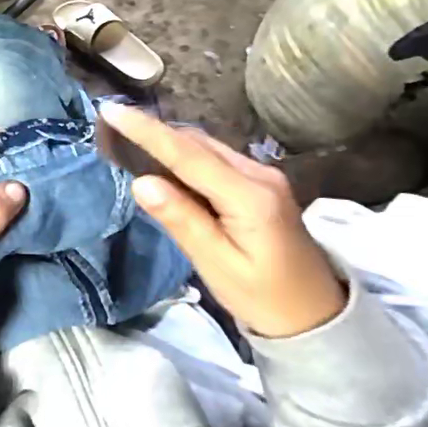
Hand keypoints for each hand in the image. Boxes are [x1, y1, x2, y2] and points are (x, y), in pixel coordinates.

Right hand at [97, 102, 343, 337]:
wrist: (317, 315)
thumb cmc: (264, 298)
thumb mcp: (218, 265)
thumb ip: (182, 221)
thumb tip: (142, 182)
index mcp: (250, 197)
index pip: (189, 155)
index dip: (147, 131)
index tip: (112, 111)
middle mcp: (259, 175)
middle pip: (198, 144)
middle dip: (153, 130)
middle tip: (110, 123)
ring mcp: (263, 176)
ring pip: (207, 148)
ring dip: (168, 140)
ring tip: (127, 135)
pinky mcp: (261, 184)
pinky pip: (216, 159)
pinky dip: (186, 155)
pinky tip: (164, 161)